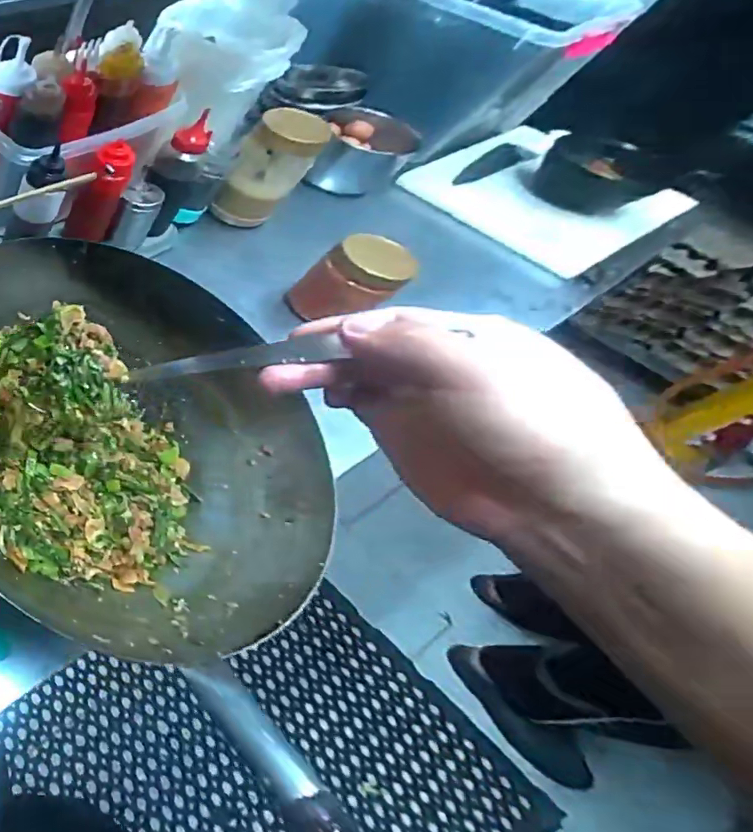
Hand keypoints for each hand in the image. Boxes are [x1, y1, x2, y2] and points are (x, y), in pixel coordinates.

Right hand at [259, 308, 677, 549]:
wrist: (559, 509)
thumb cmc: (528, 430)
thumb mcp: (477, 374)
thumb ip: (412, 344)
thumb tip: (349, 328)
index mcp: (465, 338)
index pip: (390, 322)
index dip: (340, 327)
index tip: (295, 340)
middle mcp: (437, 361)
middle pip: (363, 347)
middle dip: (316, 353)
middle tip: (272, 366)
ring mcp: (417, 395)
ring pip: (354, 373)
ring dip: (314, 374)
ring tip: (272, 384)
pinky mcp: (401, 428)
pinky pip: (358, 400)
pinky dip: (333, 394)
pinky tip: (320, 400)